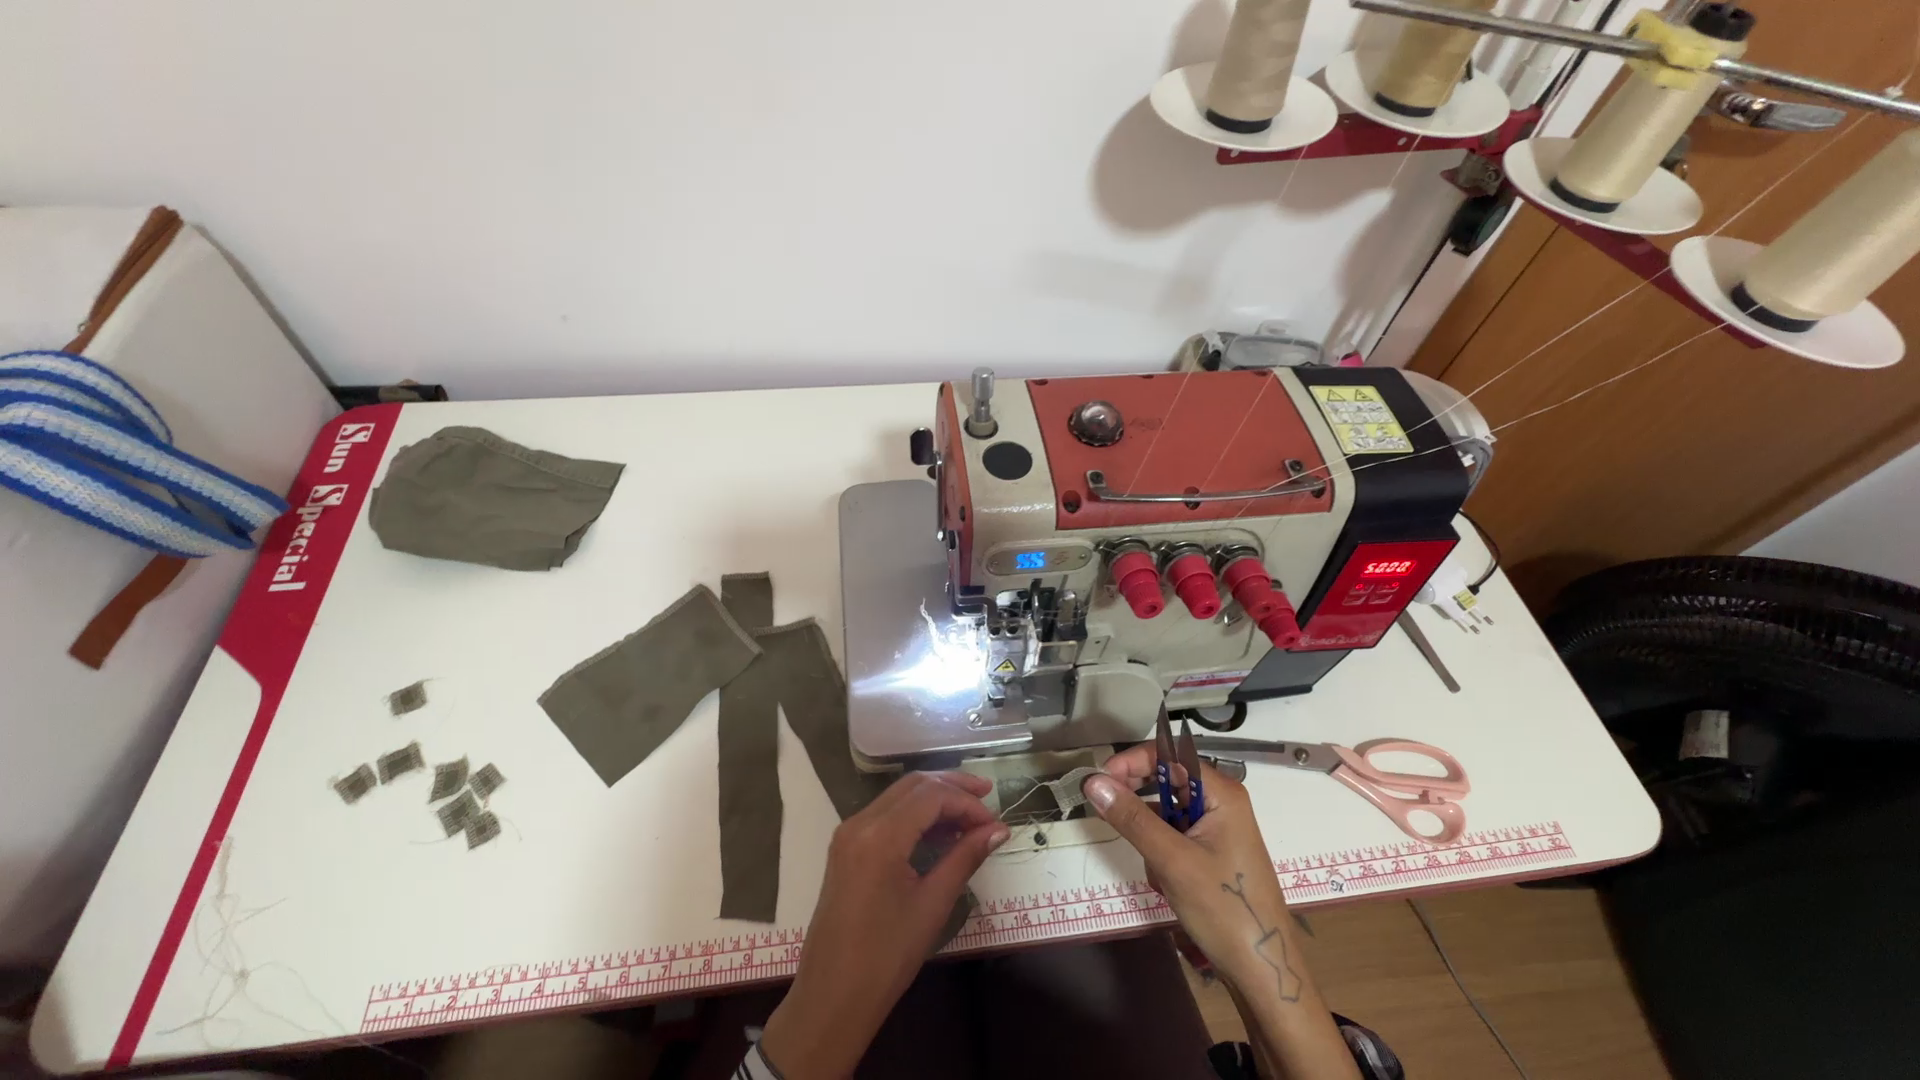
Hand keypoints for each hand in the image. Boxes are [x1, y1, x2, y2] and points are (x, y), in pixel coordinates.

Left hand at [760, 771, 1008, 1078]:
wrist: (833, 995)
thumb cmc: (887, 955)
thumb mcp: (933, 904)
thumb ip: (965, 858)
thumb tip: (999, 830)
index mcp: (879, 836)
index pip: (932, 796)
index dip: (968, 803)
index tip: (995, 825)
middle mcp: (859, 823)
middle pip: (913, 786)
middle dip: (952, 788)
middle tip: (988, 798)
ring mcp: (848, 834)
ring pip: (898, 796)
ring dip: (934, 799)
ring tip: (970, 818)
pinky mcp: (845, 848)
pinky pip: (885, 815)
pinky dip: (915, 815)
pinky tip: (940, 832)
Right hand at [1082, 748, 1303, 1004]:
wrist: (1262, 968)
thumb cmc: (1223, 907)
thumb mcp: (1171, 860)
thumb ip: (1131, 817)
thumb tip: (1093, 781)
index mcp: (1222, 793)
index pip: (1170, 755)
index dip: (1133, 762)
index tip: (1101, 781)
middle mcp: (1222, 803)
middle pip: (1168, 780)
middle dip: (1140, 800)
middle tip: (1111, 816)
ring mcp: (1218, 829)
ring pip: (1168, 812)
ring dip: (1151, 834)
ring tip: (1154, 868)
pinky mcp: (1213, 853)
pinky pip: (1176, 836)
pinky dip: (1162, 852)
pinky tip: (1164, 880)